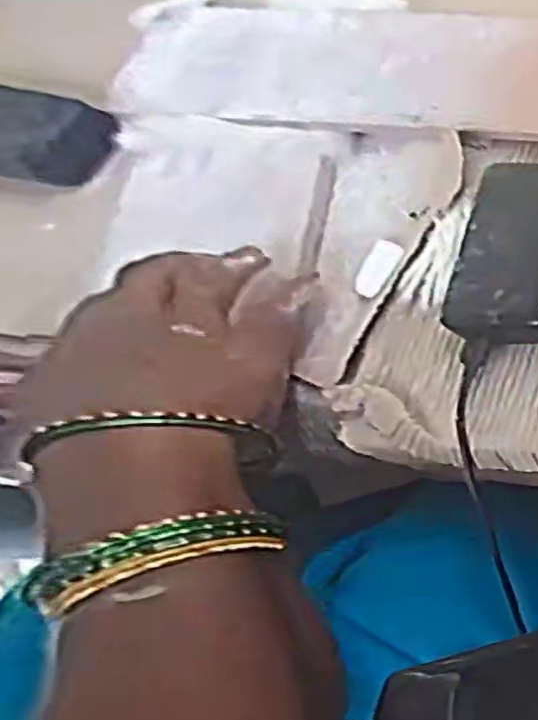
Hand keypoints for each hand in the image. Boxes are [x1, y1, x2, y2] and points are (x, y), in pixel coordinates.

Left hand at [12, 250, 314, 551]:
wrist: (129, 457)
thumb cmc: (210, 406)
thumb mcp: (259, 364)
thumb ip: (275, 325)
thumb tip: (298, 288)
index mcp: (178, 309)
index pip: (209, 275)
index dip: (235, 266)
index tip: (258, 262)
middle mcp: (123, 315)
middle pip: (153, 280)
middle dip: (183, 271)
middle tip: (212, 270)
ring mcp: (83, 345)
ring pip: (115, 307)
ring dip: (145, 301)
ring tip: (169, 307)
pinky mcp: (58, 378)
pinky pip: (87, 342)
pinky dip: (113, 337)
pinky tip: (126, 350)